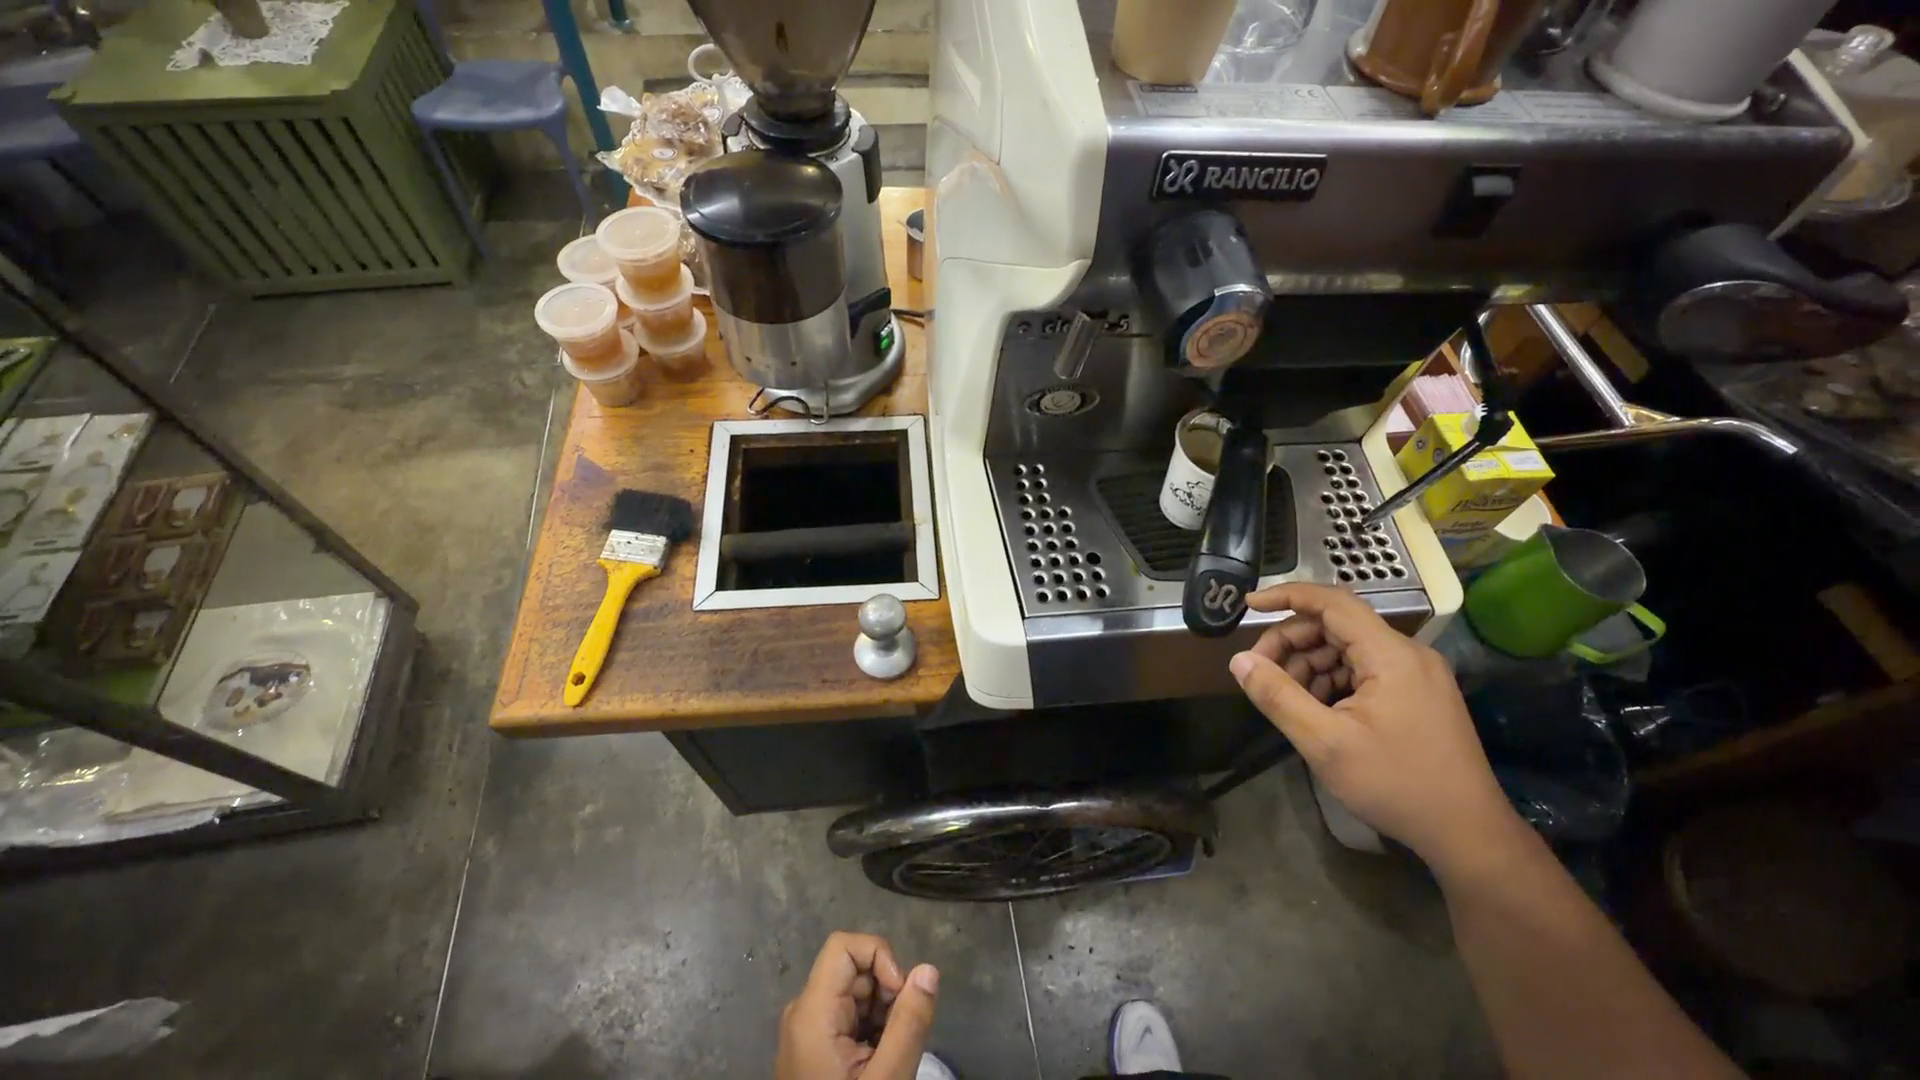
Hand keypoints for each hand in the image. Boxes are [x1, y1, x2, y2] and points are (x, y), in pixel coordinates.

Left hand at [775, 931, 939, 1079]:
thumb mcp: (887, 1078)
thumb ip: (910, 1022)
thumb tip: (929, 969)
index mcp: (813, 1010)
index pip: (844, 946)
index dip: (880, 956)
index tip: (901, 995)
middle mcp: (805, 1010)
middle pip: (854, 970)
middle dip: (888, 992)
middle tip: (902, 1035)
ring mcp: (808, 1029)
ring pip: (855, 994)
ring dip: (883, 1014)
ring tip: (890, 1054)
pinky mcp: (815, 1046)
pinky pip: (849, 1017)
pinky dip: (872, 1030)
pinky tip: (879, 1063)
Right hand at [1227, 584, 1519, 873]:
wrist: (1467, 832)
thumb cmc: (1395, 784)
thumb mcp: (1325, 743)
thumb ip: (1278, 697)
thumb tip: (1239, 661)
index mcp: (1390, 655)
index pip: (1332, 602)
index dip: (1287, 596)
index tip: (1248, 604)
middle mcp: (1407, 654)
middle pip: (1337, 626)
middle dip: (1292, 643)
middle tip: (1260, 674)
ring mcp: (1417, 675)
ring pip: (1349, 650)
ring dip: (1310, 666)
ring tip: (1287, 701)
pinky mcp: (1419, 695)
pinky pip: (1365, 671)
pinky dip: (1333, 682)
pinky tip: (1317, 712)